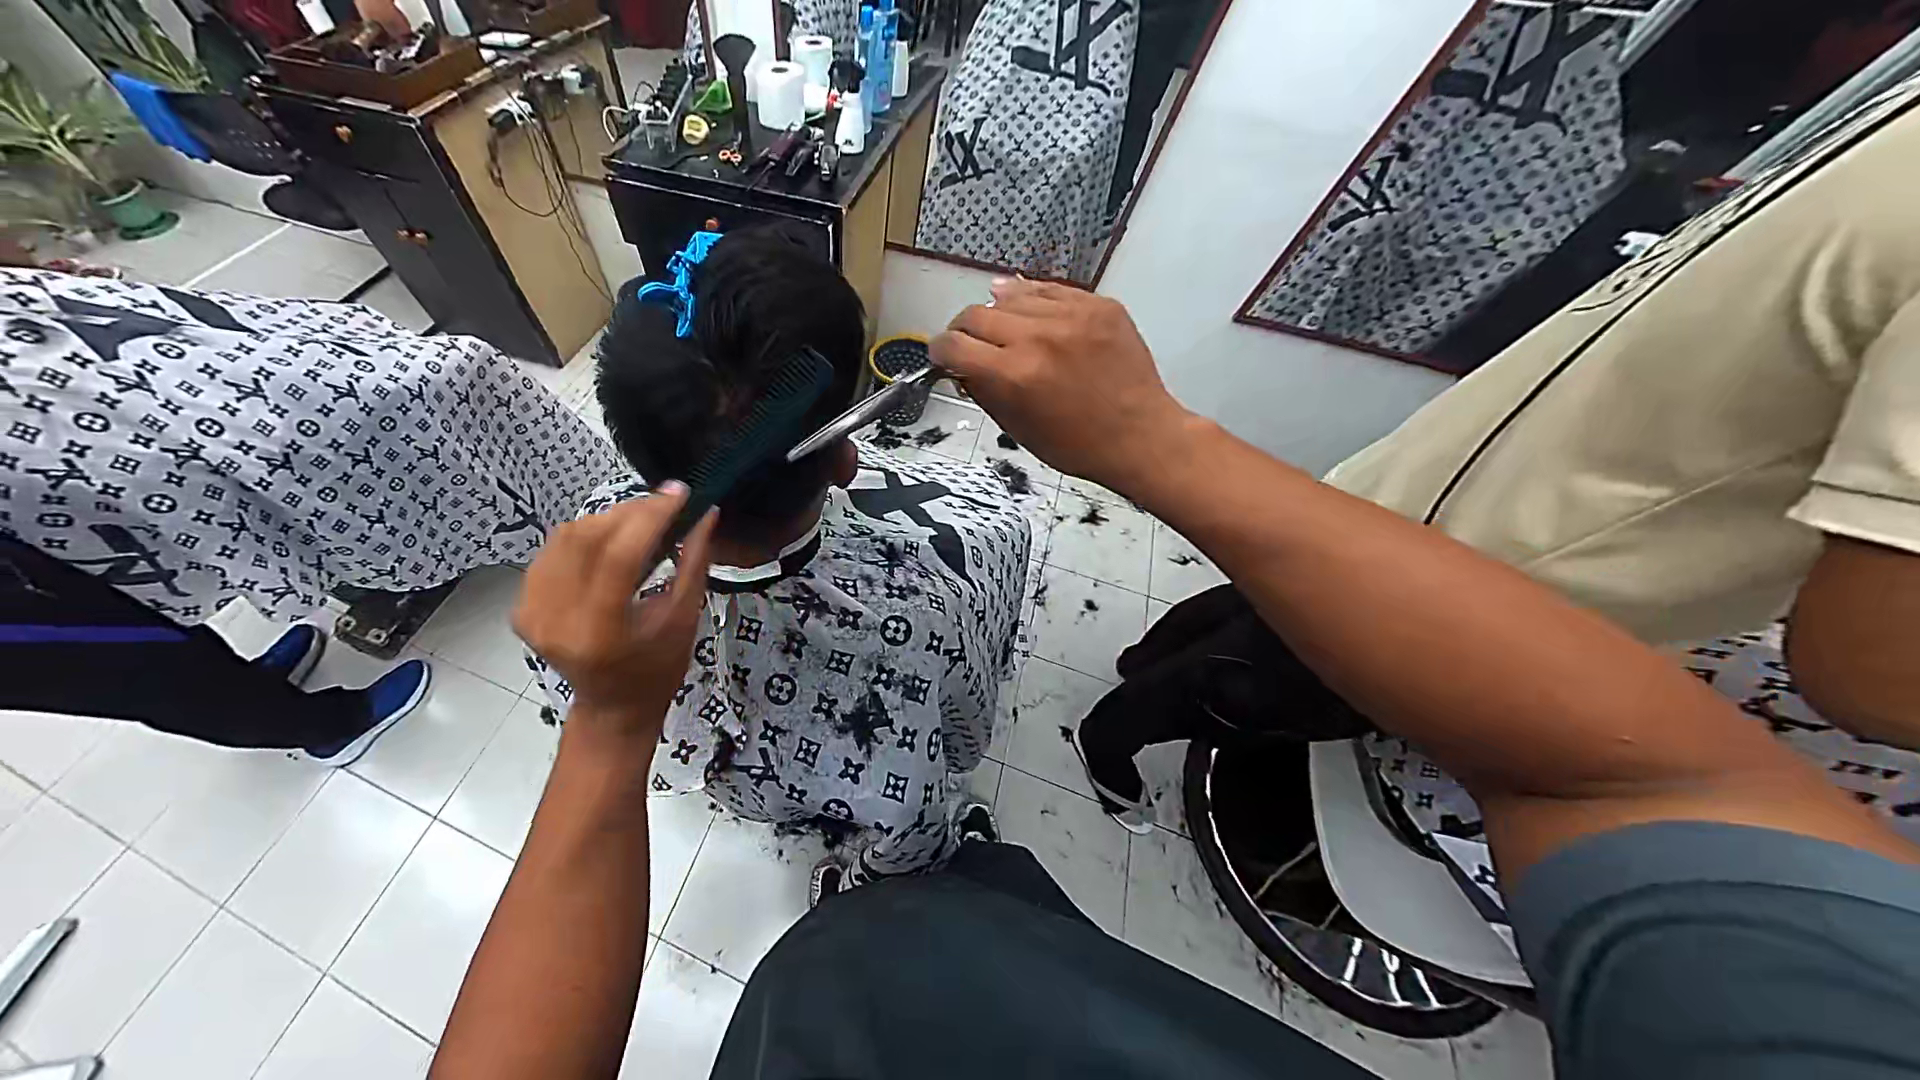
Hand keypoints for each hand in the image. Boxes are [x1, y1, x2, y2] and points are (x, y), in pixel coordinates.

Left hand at [512, 484, 716, 738]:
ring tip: (642, 521)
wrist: (614, 706)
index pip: (619, 554)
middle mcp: (556, 618)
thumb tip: (706, 512)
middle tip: (665, 504)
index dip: (649, 516)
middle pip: (586, 538)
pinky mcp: (523, 607)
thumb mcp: (685, 617)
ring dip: (607, 519)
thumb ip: (693, 560)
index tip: (679, 493)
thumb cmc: (659, 668)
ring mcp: (532, 612)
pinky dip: (583, 536)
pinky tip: (610, 541)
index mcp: (601, 630)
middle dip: (630, 512)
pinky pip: (552, 552)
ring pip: (565, 537)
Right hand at [931, 279, 1194, 493]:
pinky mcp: (1098, 306)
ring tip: (1002, 328)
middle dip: (963, 330)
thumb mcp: (1018, 429)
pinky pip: (1050, 291)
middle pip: (976, 314)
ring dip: (998, 312)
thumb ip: (984, 392)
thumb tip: (962, 366)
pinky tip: (1029, 310)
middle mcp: (1039, 337)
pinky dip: (1033, 301)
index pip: (954, 345)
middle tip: (968, 343)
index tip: (941, 354)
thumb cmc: (1077, 445)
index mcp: (1014, 374)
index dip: (939, 350)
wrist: (1140, 436)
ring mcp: (1072, 316)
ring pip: (1011, 294)